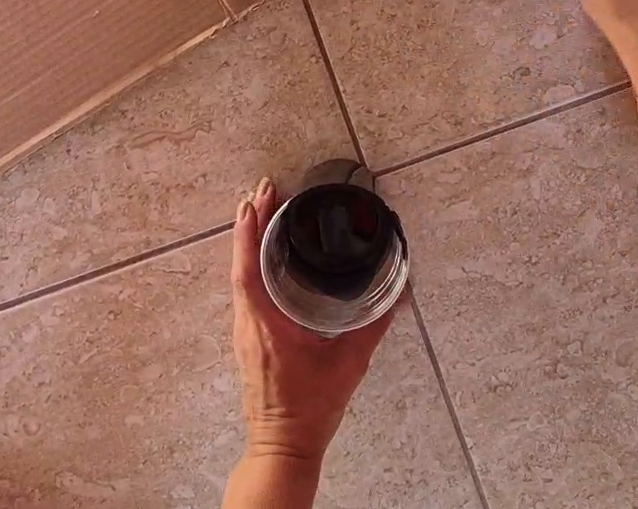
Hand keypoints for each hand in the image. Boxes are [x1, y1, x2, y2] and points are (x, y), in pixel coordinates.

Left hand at [229, 178, 393, 464]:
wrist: (283, 448)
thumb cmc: (310, 409)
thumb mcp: (348, 365)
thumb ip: (373, 327)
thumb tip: (397, 295)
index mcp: (264, 324)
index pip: (248, 268)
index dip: (250, 232)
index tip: (258, 200)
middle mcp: (247, 323)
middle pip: (240, 263)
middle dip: (249, 222)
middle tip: (263, 190)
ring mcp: (244, 330)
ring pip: (240, 274)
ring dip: (247, 239)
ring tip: (259, 209)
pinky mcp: (247, 337)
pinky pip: (244, 288)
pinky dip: (250, 259)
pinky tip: (262, 250)